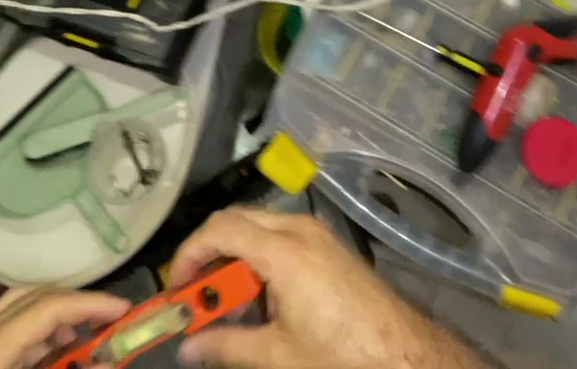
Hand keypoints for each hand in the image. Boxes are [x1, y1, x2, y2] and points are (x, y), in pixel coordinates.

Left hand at [0, 286, 129, 368]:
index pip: (49, 306)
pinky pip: (7, 333)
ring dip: (56, 316)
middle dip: (76, 304)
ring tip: (83, 338)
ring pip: (18, 309)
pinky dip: (37, 335)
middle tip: (110, 320)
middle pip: (33, 297)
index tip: (125, 311)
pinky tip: (54, 357)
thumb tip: (108, 363)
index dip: (92, 304)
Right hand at [167, 207, 485, 368]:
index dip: (190, 254)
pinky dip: (258, 257)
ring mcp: (316, 233)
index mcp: (285, 251)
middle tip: (192, 295)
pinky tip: (257, 298)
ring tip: (223, 303)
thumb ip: (227, 345)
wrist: (401, 350)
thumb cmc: (339, 352)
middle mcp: (299, 229)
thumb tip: (188, 347)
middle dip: (208, 253)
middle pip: (237, 220)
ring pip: (258, 227)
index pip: (222, 229)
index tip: (175, 288)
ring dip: (234, 256)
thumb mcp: (277, 355)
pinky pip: (281, 236)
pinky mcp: (327, 244)